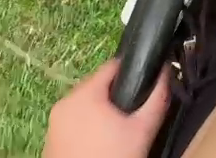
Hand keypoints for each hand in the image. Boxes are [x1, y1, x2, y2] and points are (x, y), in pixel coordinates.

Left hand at [42, 60, 169, 157]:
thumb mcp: (142, 132)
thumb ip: (157, 98)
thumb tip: (166, 70)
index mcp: (84, 92)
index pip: (113, 67)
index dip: (132, 76)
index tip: (141, 92)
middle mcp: (64, 101)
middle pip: (98, 87)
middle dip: (115, 100)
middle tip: (129, 123)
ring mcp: (54, 123)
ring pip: (85, 107)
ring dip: (100, 116)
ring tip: (115, 138)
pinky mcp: (49, 142)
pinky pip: (73, 125)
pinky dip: (85, 131)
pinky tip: (98, 149)